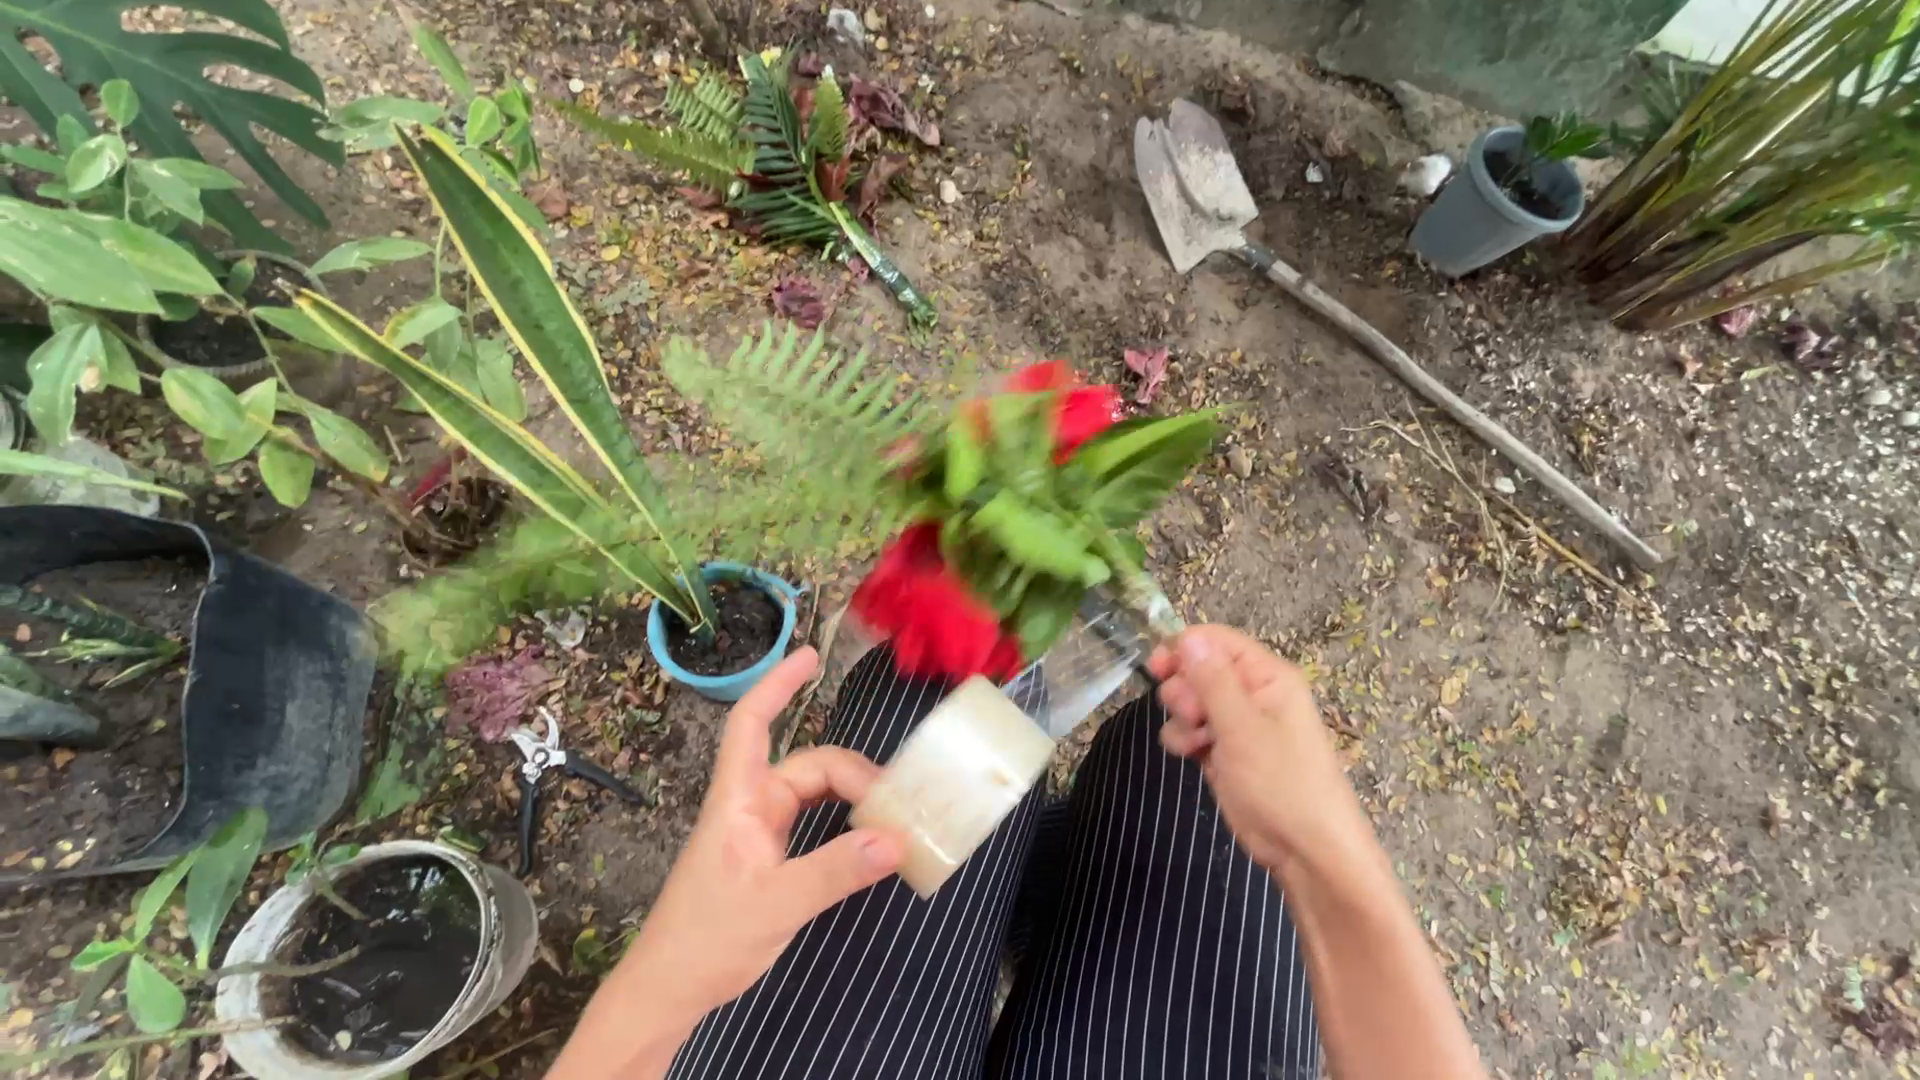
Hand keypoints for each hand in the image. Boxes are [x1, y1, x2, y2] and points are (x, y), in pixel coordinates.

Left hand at [567, 648, 904, 1064]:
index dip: (778, 683)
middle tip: (895, 804)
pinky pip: (816, 823)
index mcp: (740, 799)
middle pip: (808, 764)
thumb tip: (896, 840)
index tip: (811, 656)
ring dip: (851, 797)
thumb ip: (836, 870)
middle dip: (852, 775)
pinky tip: (869, 836)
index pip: (752, 723)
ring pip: (814, 793)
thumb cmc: (706, 940)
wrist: (668, 992)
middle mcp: (751, 805)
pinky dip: (844, 823)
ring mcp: (761, 830)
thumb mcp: (777, 905)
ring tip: (891, 813)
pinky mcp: (770, 856)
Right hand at [1148, 626, 1363, 871]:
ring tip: (1196, 742)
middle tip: (1192, 715)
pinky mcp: (1223, 751)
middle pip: (1198, 669)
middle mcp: (1251, 694)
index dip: (1184, 648)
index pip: (1217, 641)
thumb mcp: (1243, 727)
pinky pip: (1190, 730)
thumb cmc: (1282, 782)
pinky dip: (1184, 739)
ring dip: (1182, 718)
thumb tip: (1187, 638)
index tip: (1157, 667)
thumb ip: (1212, 680)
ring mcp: (1237, 724)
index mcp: (1267, 677)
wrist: (1306, 849)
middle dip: (1184, 690)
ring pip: (1190, 701)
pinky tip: (1192, 756)